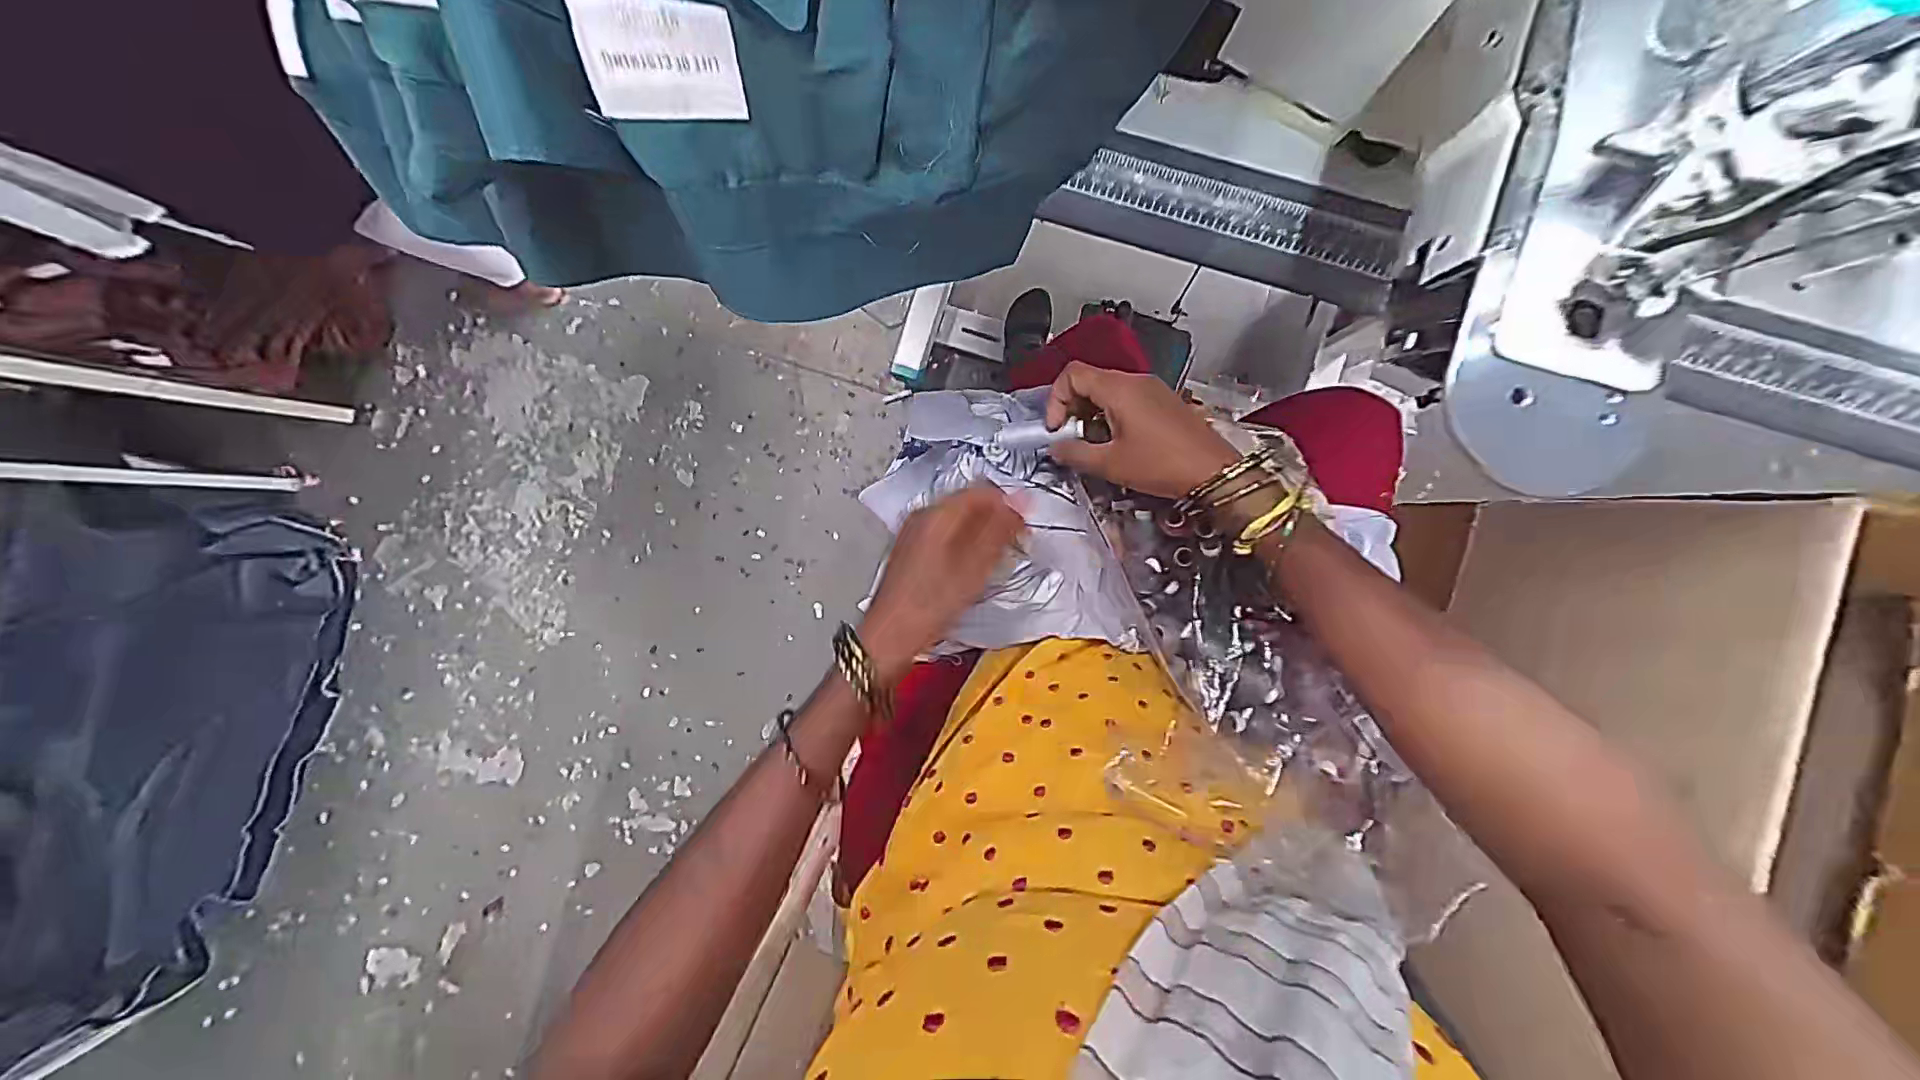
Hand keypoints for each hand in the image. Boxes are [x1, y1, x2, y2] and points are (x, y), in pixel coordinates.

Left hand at [860, 486, 1024, 676]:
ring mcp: (913, 534)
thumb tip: (1020, 503)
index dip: (1009, 507)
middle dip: (994, 522)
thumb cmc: (929, 604)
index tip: (1022, 528)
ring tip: (989, 563)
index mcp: (937, 514)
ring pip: (957, 521)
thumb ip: (1000, 530)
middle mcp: (922, 517)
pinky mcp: (909, 552)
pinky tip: (966, 572)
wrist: (891, 634)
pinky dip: (962, 548)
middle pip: (969, 504)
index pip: (983, 491)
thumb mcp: (976, 566)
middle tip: (1010, 546)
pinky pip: (944, 537)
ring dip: (979, 536)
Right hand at [1043, 361, 1237, 497]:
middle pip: (1089, 381)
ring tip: (1095, 445)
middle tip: (1072, 438)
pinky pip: (1127, 399)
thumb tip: (1056, 449)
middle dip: (1072, 409)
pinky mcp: (1163, 402)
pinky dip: (1112, 416)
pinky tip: (1117, 443)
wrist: (1213, 471)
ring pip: (1108, 391)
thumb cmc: (1166, 464)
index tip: (1056, 428)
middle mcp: (1136, 381)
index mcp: (1120, 389)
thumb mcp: (1110, 464)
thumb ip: (1075, 453)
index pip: (1073, 374)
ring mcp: (1152, 389)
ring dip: (1092, 414)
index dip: (1056, 400)